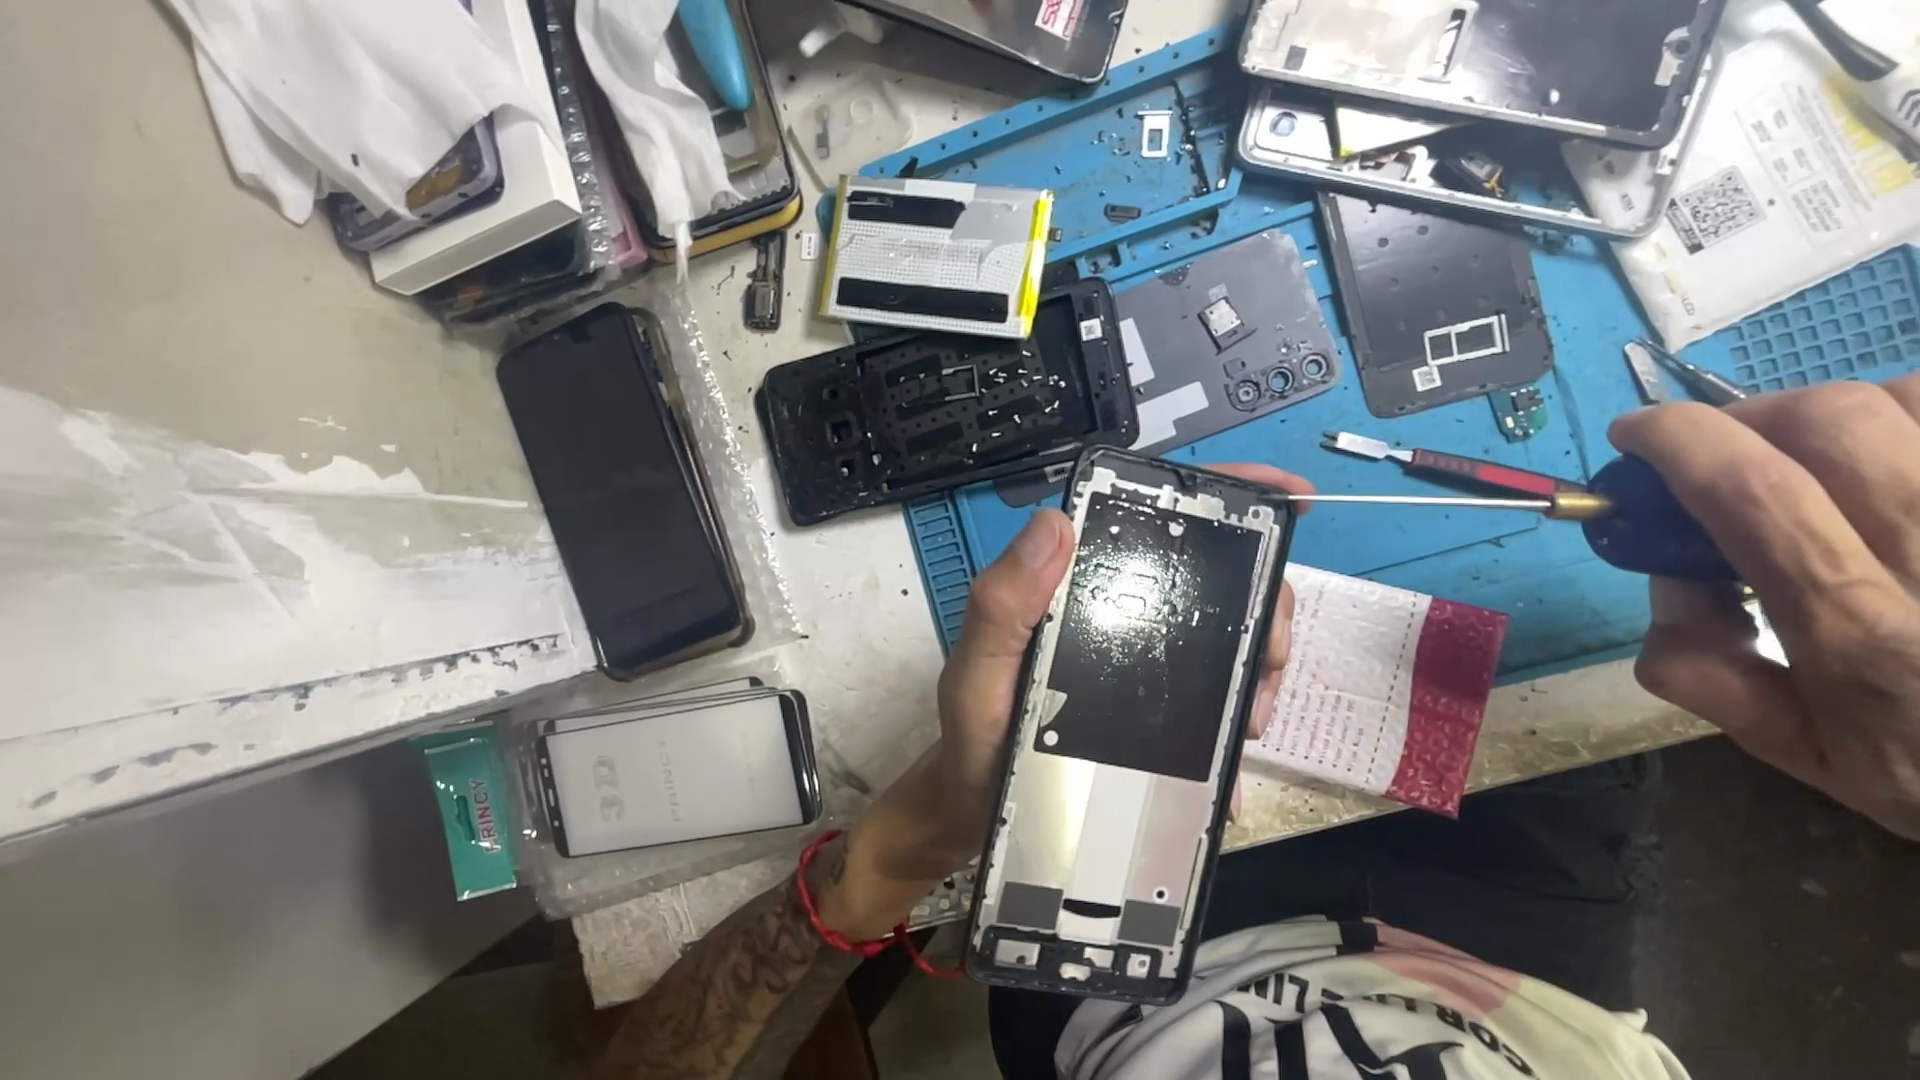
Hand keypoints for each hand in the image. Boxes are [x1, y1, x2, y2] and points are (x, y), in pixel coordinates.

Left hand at [820, 464, 1313, 936]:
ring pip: (1229, 630)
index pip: (1148, 514)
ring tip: (1249, 716)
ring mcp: (1141, 654)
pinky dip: (1241, 709)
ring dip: (1262, 661)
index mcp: (1074, 581)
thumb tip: (1055, 521)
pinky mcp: (1157, 701)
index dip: (1222, 492)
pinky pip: (1218, 690)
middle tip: (1270, 656)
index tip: (1290, 497)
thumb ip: (1001, 604)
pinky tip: (1238, 745)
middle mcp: (1116, 605)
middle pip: (1213, 573)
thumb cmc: (974, 738)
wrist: (981, 810)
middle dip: (1264, 601)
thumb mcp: (977, 672)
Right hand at [1611, 375, 1919, 839]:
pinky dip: (1916, 415)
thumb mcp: (1805, 751)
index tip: (1636, 433)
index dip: (1678, 439)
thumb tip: (1666, 582)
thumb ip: (1705, 671)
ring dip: (1845, 412)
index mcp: (1857, 630)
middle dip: (1751, 415)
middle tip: (1728, 446)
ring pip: (1915, 397)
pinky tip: (1903, 458)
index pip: (1751, 492)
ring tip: (1828, 455)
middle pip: (1832, 421)